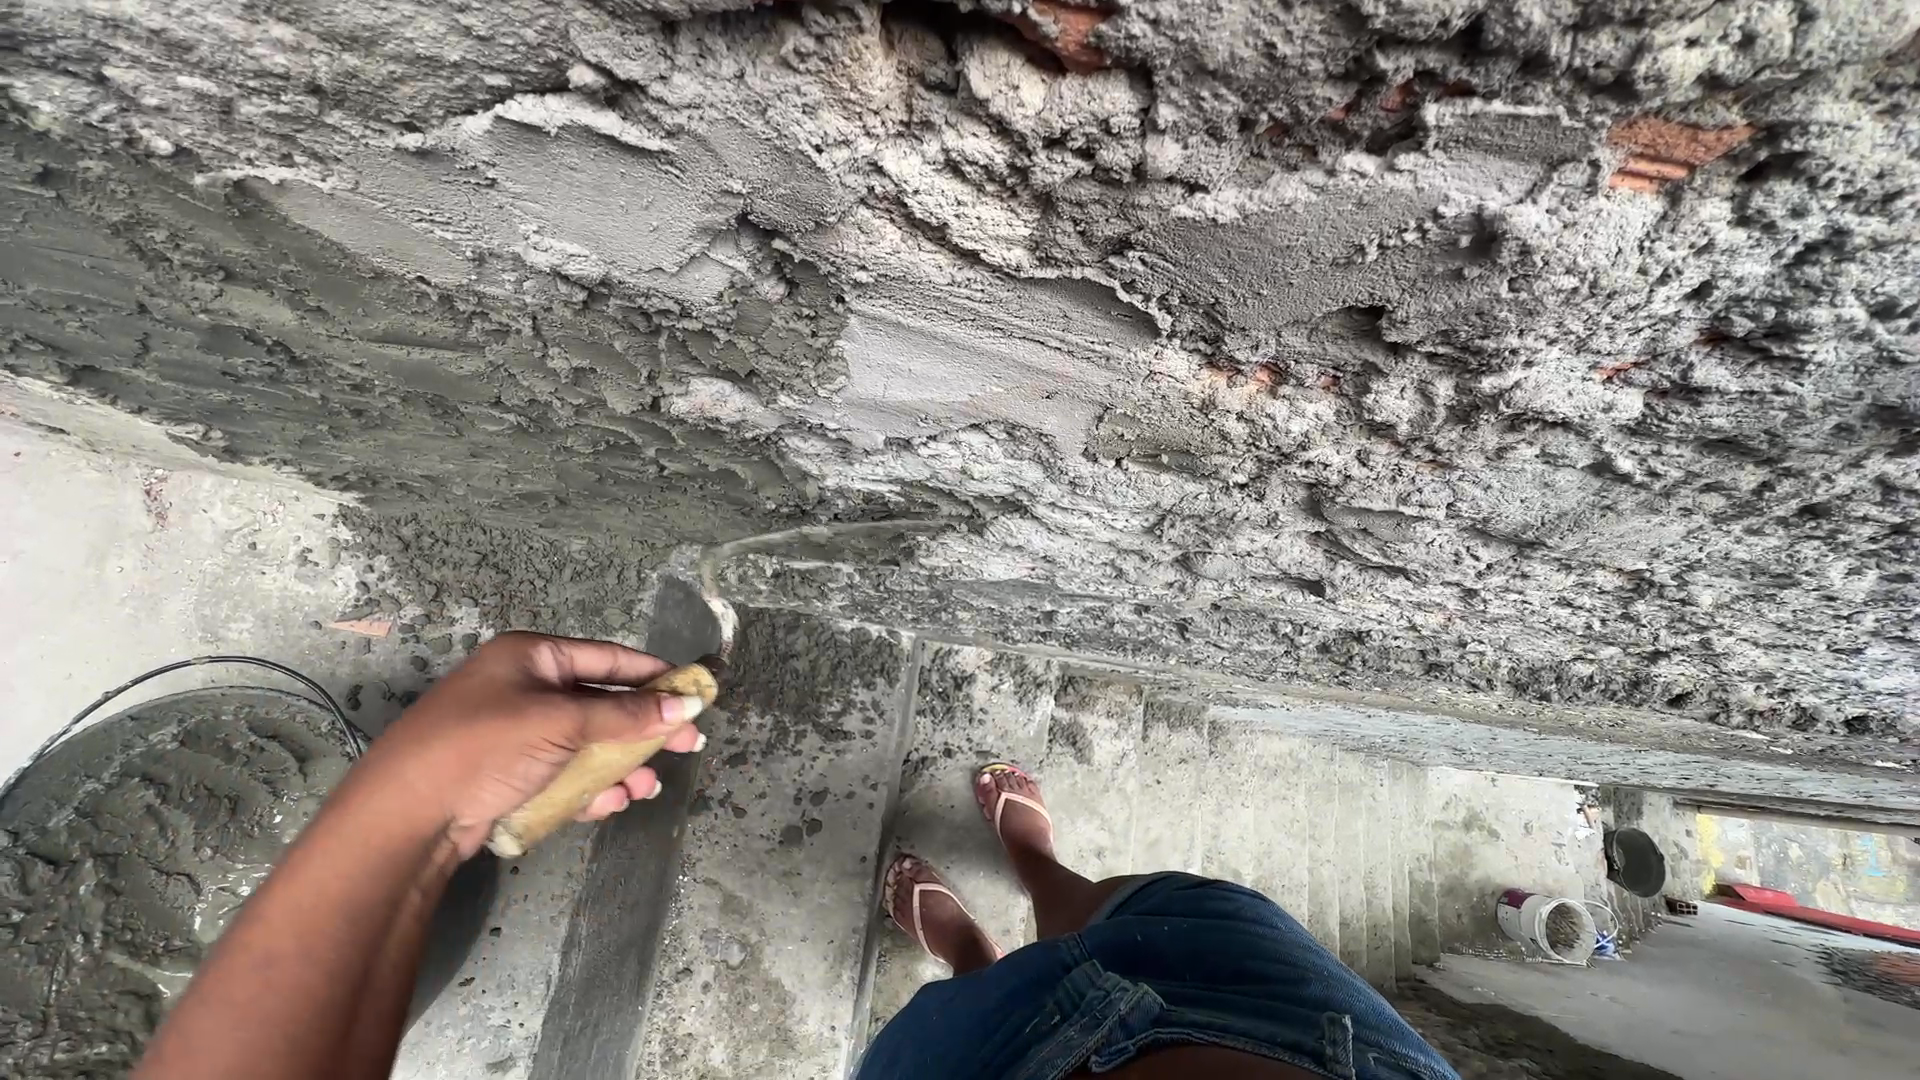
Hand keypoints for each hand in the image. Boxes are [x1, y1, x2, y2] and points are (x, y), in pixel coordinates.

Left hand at [351, 631, 705, 857]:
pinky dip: (592, 787)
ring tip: (645, 789)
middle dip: (644, 730)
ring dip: (621, 766)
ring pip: (589, 744)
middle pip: (604, 704)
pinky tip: (611, 803)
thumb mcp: (561, 722)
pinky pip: (566, 772)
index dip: (655, 675)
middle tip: (686, 746)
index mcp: (533, 657)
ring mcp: (520, 734)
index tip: (694, 692)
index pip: (610, 658)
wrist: (403, 819)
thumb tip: (687, 706)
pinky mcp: (513, 774)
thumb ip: (627, 714)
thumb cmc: (484, 747)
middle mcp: (528, 688)